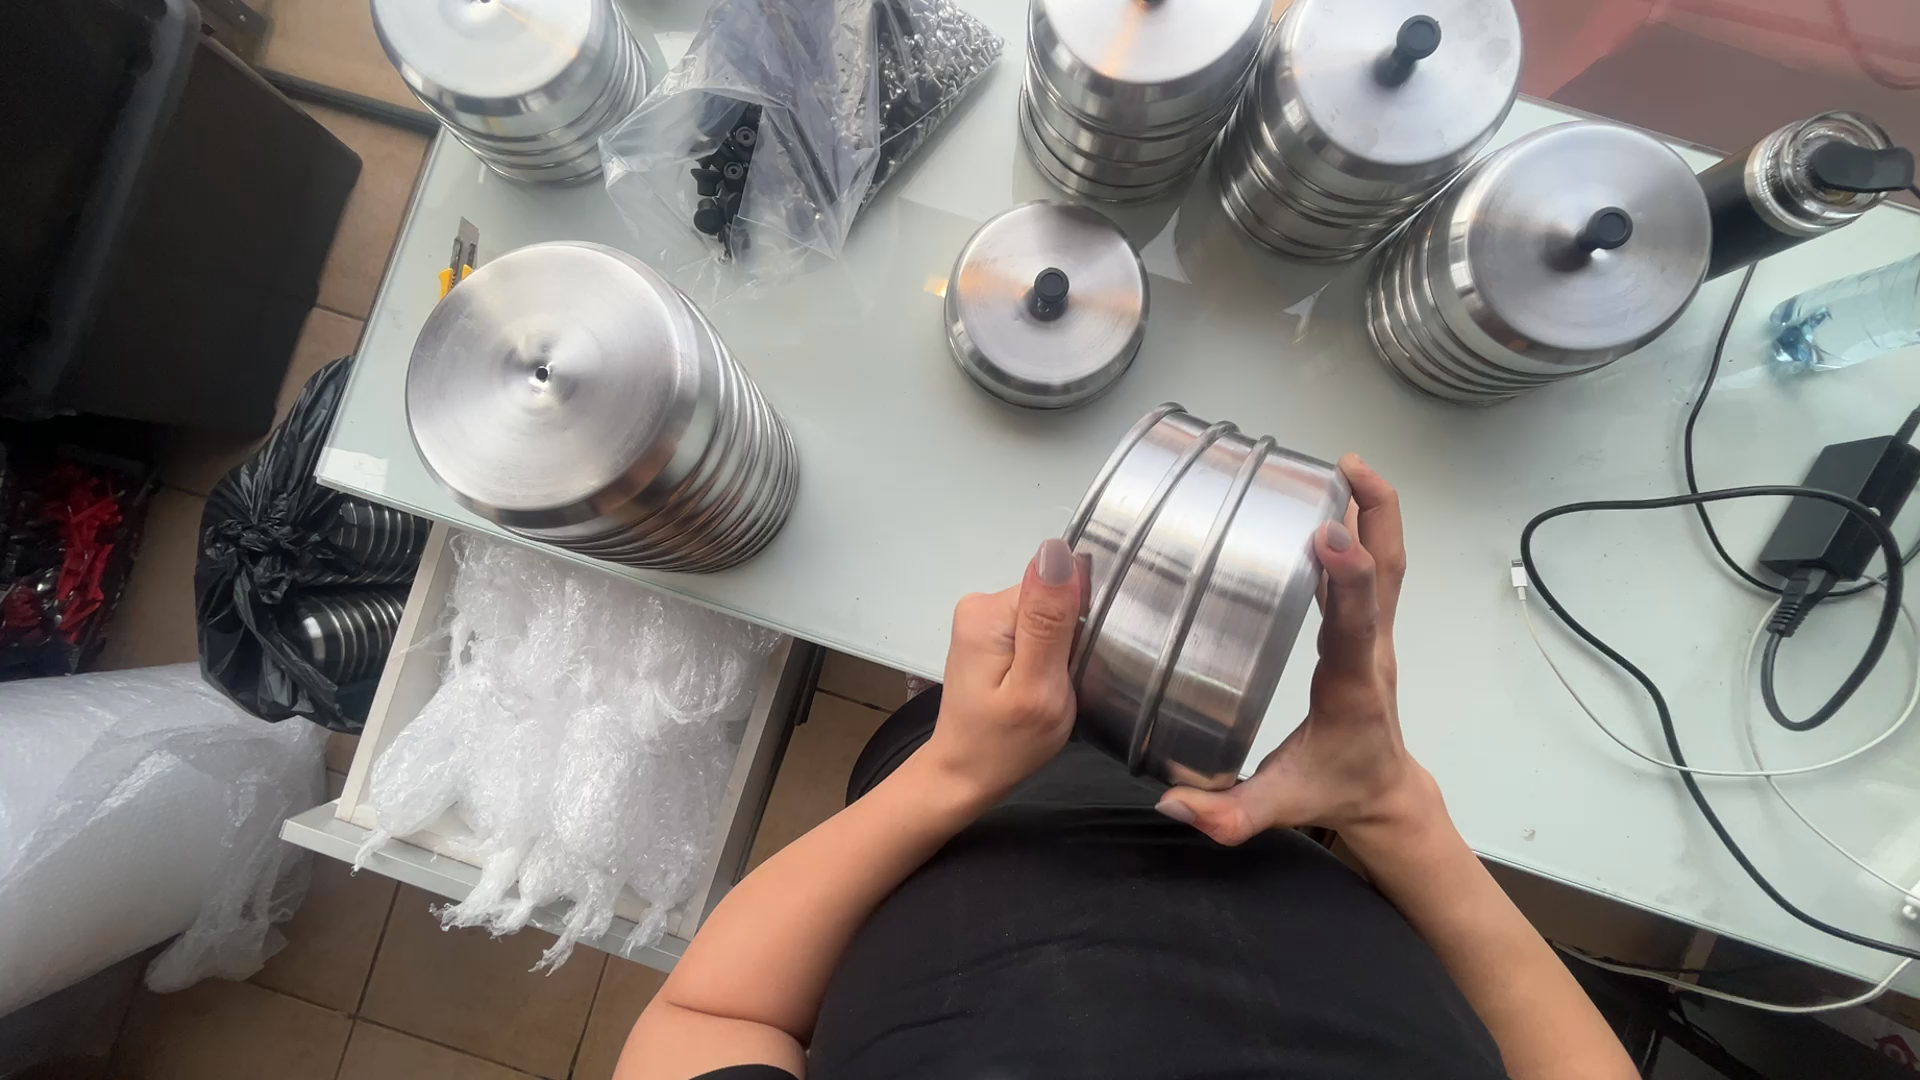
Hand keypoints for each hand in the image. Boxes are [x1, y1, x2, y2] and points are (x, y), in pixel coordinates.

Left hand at [921, 537, 1087, 803]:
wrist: (967, 774)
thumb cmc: (1005, 742)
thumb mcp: (1037, 686)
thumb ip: (1049, 621)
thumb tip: (1057, 551)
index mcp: (989, 611)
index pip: (1057, 589)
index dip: (1078, 628)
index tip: (1071, 666)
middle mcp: (980, 603)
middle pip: (1051, 600)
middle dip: (1069, 639)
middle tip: (1060, 684)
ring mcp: (982, 619)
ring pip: (1047, 616)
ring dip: (1059, 650)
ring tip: (1050, 687)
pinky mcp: (988, 635)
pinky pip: (1035, 630)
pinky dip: (1047, 656)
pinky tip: (1039, 683)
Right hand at [1156, 455, 1435, 844]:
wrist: (1385, 796)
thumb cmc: (1334, 791)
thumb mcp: (1278, 806)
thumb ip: (1226, 815)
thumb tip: (1169, 803)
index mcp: (1351, 688)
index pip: (1356, 626)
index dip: (1349, 578)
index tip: (1329, 533)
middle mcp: (1372, 653)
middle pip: (1391, 574)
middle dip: (1376, 516)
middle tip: (1349, 466)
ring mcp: (1374, 639)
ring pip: (1390, 566)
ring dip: (1374, 514)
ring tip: (1343, 468)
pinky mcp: (1365, 632)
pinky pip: (1373, 575)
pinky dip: (1361, 532)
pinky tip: (1329, 508)